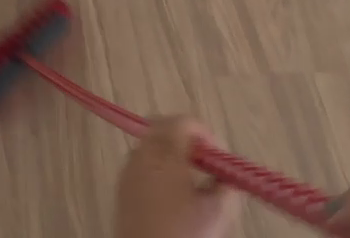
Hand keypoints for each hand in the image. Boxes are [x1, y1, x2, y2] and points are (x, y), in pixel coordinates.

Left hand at [115, 117, 241, 237]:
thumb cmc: (184, 233)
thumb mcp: (217, 213)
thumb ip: (227, 186)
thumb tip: (227, 175)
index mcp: (166, 151)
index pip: (184, 121)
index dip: (205, 133)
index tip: (219, 155)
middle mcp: (143, 151)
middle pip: (164, 126)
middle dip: (187, 137)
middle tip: (206, 161)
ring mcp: (129, 165)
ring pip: (151, 143)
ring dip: (171, 150)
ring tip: (190, 176)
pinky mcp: (122, 182)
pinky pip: (142, 160)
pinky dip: (157, 163)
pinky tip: (171, 189)